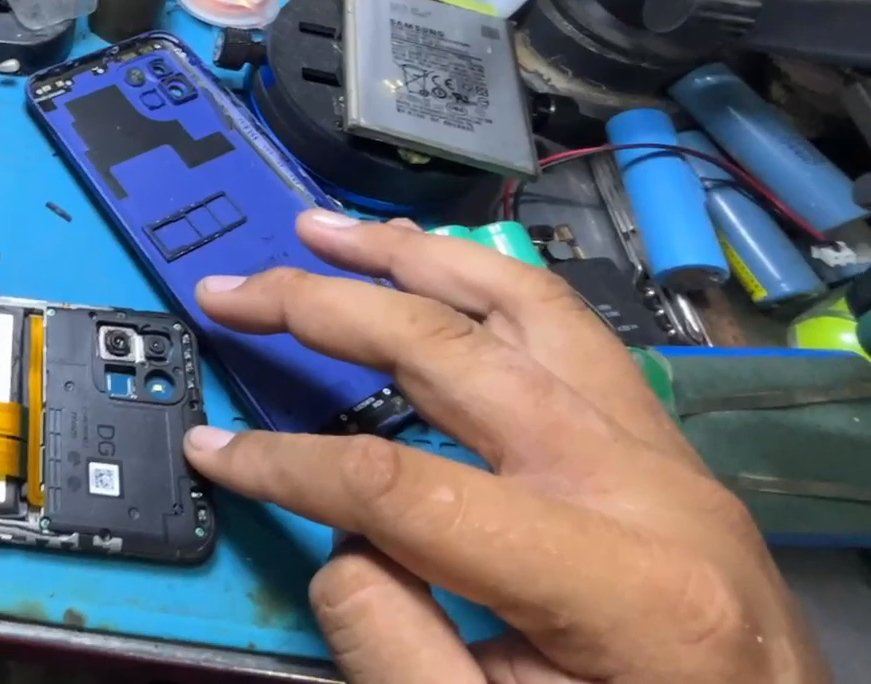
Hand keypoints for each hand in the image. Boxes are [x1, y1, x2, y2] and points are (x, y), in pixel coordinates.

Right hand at [184, 212, 827, 683]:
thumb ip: (389, 643)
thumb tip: (340, 535)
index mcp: (617, 579)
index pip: (398, 484)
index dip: (282, 463)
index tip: (209, 452)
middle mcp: (645, 485)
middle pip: (448, 351)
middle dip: (318, 308)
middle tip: (230, 290)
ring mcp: (661, 452)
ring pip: (518, 303)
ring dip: (404, 254)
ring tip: (323, 228)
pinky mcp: (655, 443)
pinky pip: (557, 323)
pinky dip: (472, 273)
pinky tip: (424, 259)